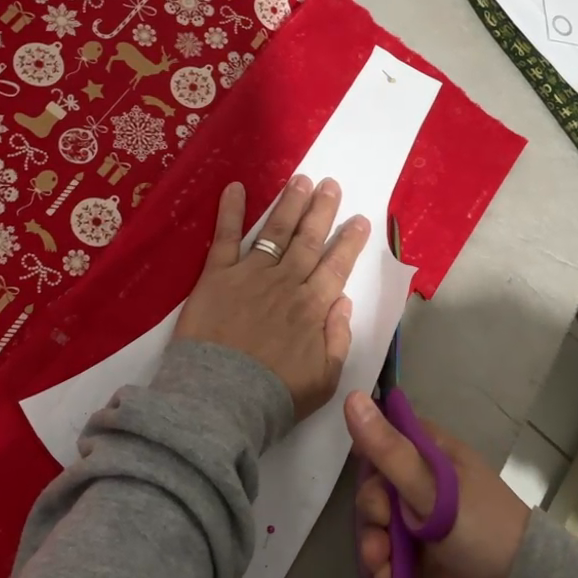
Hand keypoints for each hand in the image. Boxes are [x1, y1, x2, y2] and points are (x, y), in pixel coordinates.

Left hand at [174, 176, 370, 420]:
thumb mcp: (324, 378)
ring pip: (275, 232)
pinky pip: (225, 237)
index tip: (360, 220)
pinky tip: (236, 187)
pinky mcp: (217, 276)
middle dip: (322, 211)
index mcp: (312, 307)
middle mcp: (285, 283)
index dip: (349, 242)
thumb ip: (337, 338)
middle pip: (308, 240)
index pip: (336, 267)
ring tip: (300, 179)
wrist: (222, 398)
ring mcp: (250, 275)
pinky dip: (231, 211)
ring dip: (289, 204)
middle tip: (331, 184)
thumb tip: (343, 301)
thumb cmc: (274, 394)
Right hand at [348, 391, 529, 577]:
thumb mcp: (432, 488)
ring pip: (377, 522)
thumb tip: (351, 396)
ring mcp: (419, 522)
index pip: (386, 435)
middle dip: (372, 508)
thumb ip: (389, 449)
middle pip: (375, 484)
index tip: (366, 470)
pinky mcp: (417, 557)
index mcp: (432, 453)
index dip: (369, 452)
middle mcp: (423, 483)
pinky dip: (382, 566)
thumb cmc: (481, 528)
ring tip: (382, 562)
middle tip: (385, 523)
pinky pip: (385, 554)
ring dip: (373, 542)